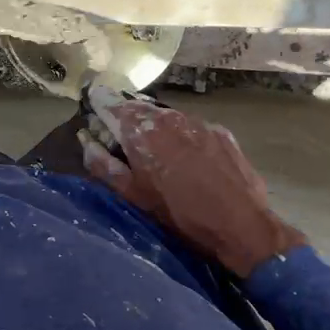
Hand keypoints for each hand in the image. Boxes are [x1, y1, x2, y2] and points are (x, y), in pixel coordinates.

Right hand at [80, 99, 306, 276]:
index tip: (95, 119)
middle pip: (136, 107)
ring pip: (165, 117)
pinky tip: (190, 162)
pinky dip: (183, 138)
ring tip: (159, 156)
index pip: (106, 100)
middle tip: (126, 147)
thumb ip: (102, 164)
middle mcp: (165, 115)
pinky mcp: (220, 132)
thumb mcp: (133, 195)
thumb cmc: (180, 214)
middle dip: (127, 121)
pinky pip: (191, 128)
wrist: (244, 228)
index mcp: (138, 128)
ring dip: (155, 129)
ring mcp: (196, 121)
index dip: (97, 106)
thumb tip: (86, 139)